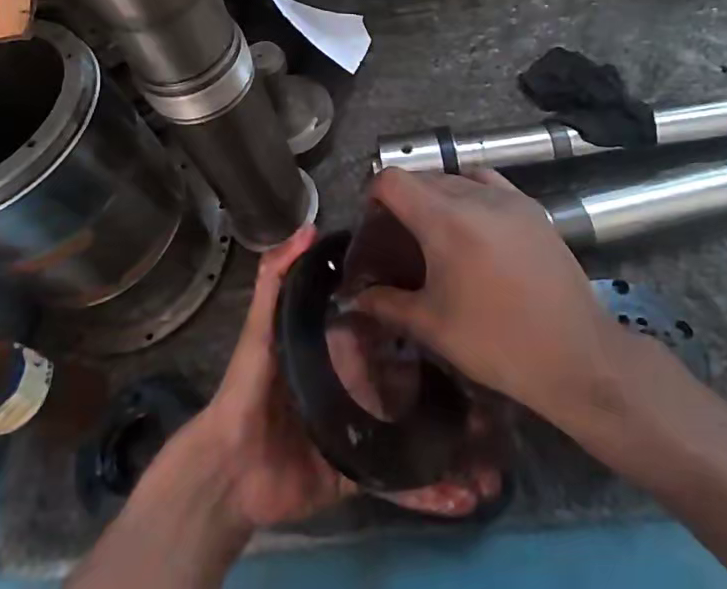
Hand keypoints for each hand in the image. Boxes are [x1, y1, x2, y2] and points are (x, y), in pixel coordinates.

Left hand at [187, 226, 501, 526]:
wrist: (229, 470)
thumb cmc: (248, 391)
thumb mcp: (261, 331)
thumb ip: (276, 280)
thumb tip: (307, 228)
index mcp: (345, 353)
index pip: (393, 334)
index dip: (424, 325)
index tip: (464, 316)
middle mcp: (362, 388)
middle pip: (416, 387)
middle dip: (453, 391)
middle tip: (496, 396)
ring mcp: (366, 433)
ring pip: (418, 436)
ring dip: (455, 448)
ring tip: (495, 460)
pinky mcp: (362, 473)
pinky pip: (402, 484)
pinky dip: (433, 491)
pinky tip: (468, 499)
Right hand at [351, 169, 620, 421]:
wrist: (575, 354)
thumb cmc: (497, 342)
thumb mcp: (432, 325)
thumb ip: (387, 304)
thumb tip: (355, 299)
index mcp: (446, 220)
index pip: (394, 180)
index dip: (374, 196)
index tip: (373, 226)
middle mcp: (478, 196)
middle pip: (424, 177)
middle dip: (404, 199)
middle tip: (399, 237)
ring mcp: (511, 199)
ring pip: (458, 177)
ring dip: (438, 194)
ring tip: (436, 230)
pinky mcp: (534, 209)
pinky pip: (491, 184)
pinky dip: (472, 193)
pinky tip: (474, 226)